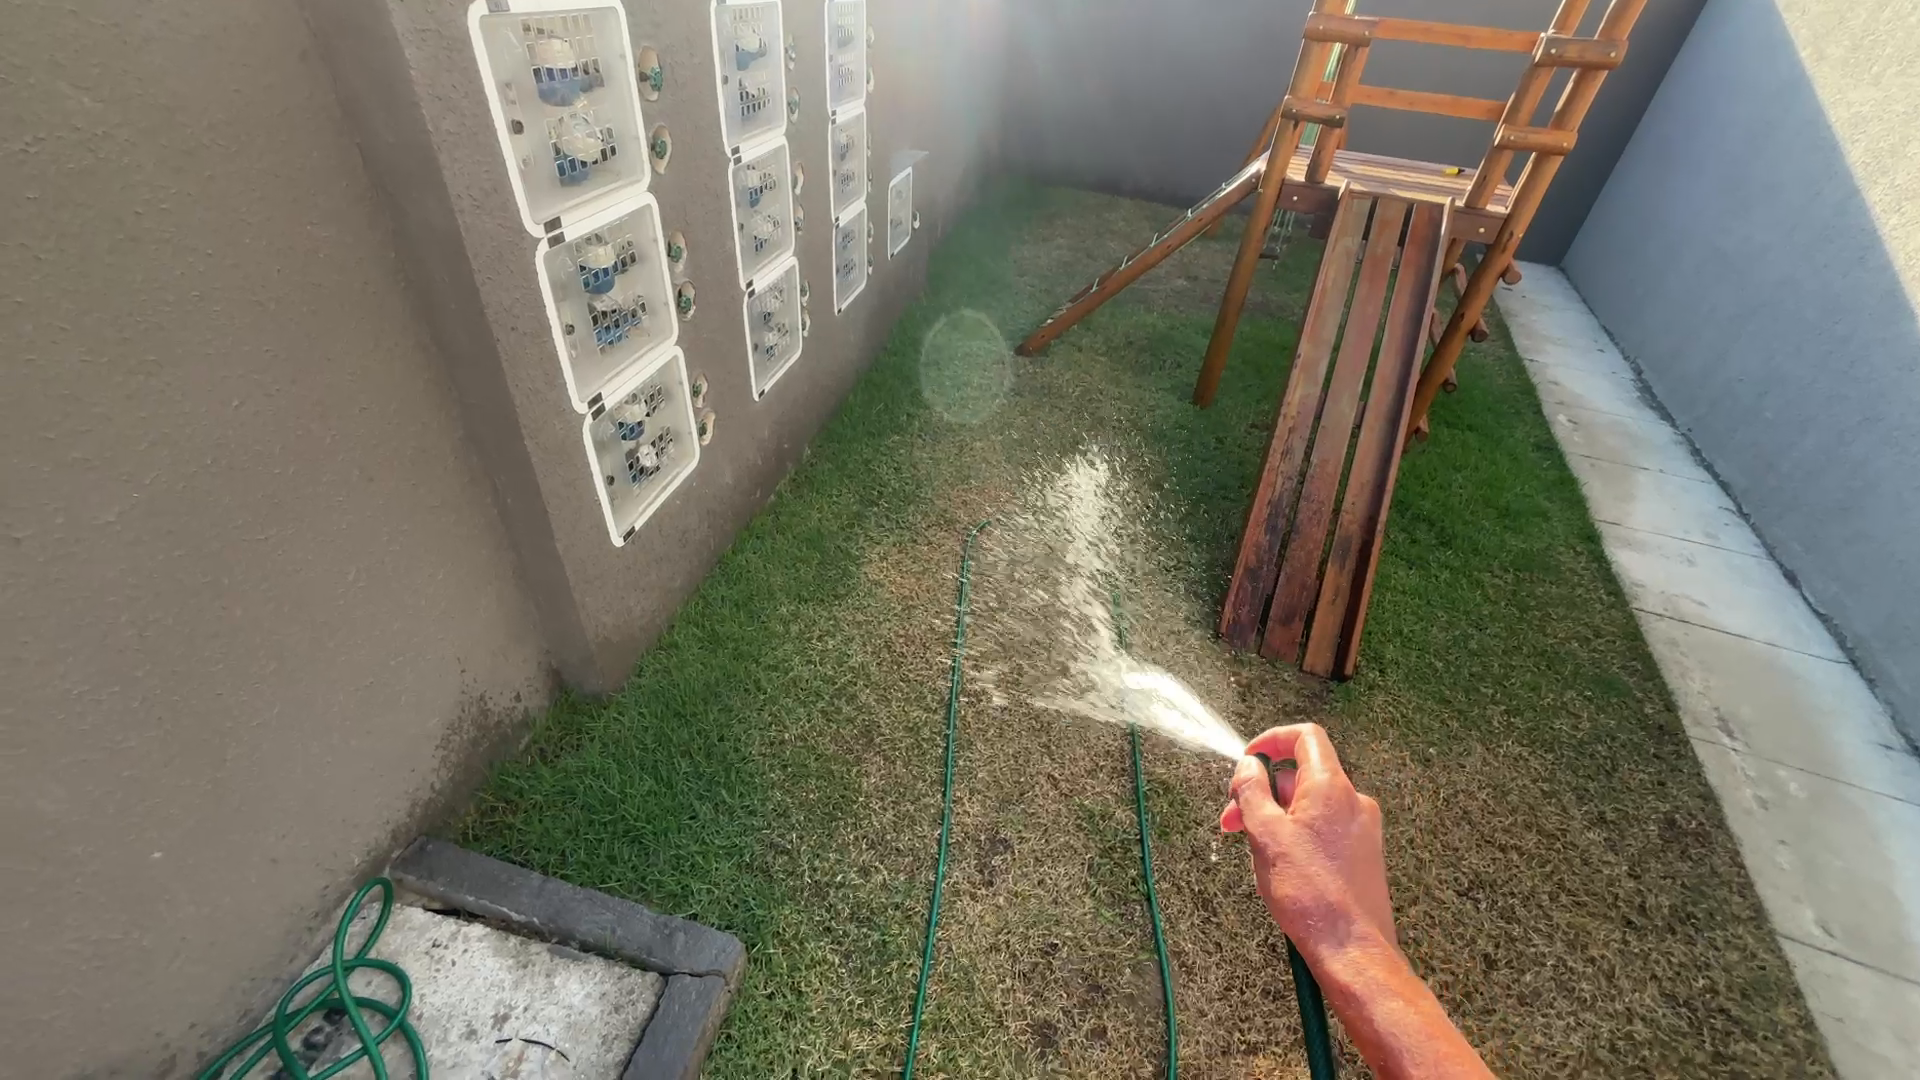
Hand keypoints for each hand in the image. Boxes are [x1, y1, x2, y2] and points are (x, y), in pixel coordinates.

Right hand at [1220, 724, 1395, 955]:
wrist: (1352, 950)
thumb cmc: (1309, 893)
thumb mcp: (1264, 833)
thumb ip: (1252, 790)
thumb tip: (1248, 766)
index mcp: (1331, 787)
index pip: (1305, 736)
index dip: (1271, 740)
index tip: (1248, 760)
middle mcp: (1352, 801)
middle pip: (1299, 773)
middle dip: (1262, 789)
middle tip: (1233, 816)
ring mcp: (1360, 828)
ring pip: (1307, 802)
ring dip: (1273, 813)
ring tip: (1250, 844)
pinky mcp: (1361, 852)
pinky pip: (1321, 824)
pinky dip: (1293, 830)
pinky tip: (1276, 859)